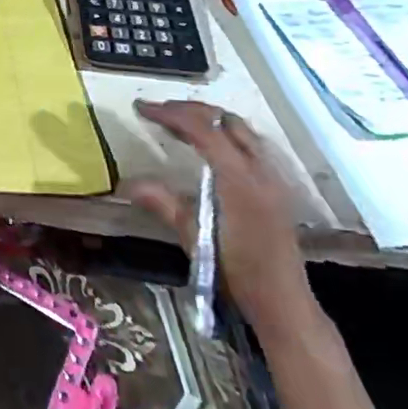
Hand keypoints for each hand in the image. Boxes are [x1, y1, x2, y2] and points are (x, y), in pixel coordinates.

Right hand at [128, 100, 315, 333]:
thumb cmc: (236, 269)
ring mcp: (272, 178)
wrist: (282, 300)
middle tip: (157, 110)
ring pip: (241, 130)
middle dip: (189, 110)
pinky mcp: (274, 187)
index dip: (170, 114)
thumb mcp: (193, 236)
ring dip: (207, 119)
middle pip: (226, 121)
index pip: (204, 131)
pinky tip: (204, 145)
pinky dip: (222, 133)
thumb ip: (162, 203)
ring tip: (176, 122)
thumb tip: (125, 183)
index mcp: (240, 180)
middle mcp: (261, 172)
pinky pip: (248, 144)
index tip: (141, 108)